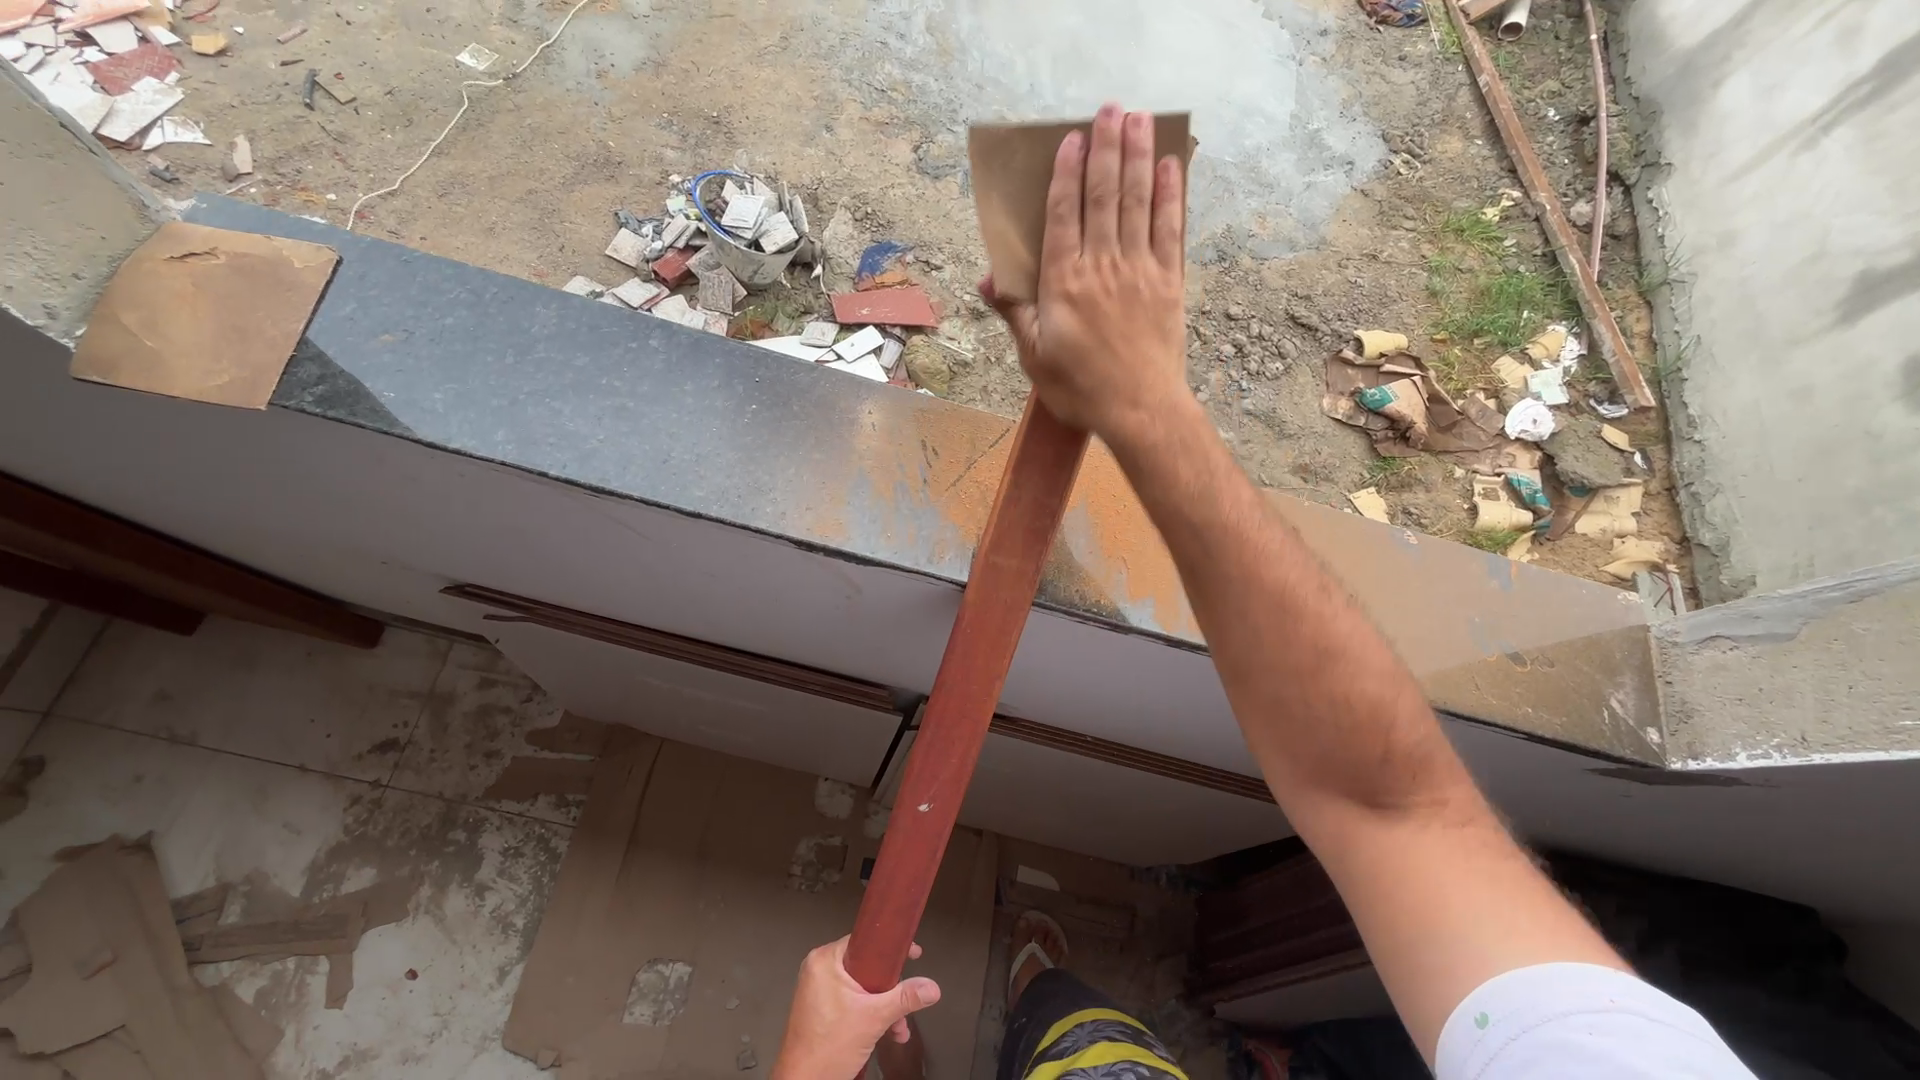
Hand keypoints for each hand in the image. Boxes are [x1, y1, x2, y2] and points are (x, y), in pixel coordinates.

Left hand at [770, 937, 940, 1078]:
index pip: (865, 942)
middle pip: (867, 968)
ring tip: (896, 1028)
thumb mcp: (874, 1018)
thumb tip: (930, 987)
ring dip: (883, 1008)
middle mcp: (819, 970)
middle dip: (890, 991)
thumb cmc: (825, 1049)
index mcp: (825, 960)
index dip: (891, 950)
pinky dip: (868, 1014)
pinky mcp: (820, 1009)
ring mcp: (818, 990)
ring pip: (862, 988)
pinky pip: (852, 1001)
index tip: (911, 954)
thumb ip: (905, 999)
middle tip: (903, 1003)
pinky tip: (883, 1033)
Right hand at [982, 102, 1189, 443]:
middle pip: (1105, 195)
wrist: (1140, 410)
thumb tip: (988, 278)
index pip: (1065, 213)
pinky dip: (1171, 196)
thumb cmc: (1080, 388)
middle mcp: (1103, 266)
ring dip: (1140, 157)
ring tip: (1142, 119)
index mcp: (1065, 282)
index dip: (1068, 172)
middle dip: (1108, 148)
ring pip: (1138, 202)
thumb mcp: (1034, 356)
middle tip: (1112, 109)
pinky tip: (1172, 167)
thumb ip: (1014, 312)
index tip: (1073, 138)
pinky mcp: (1169, 283)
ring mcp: (1140, 271)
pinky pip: (1170, 229)